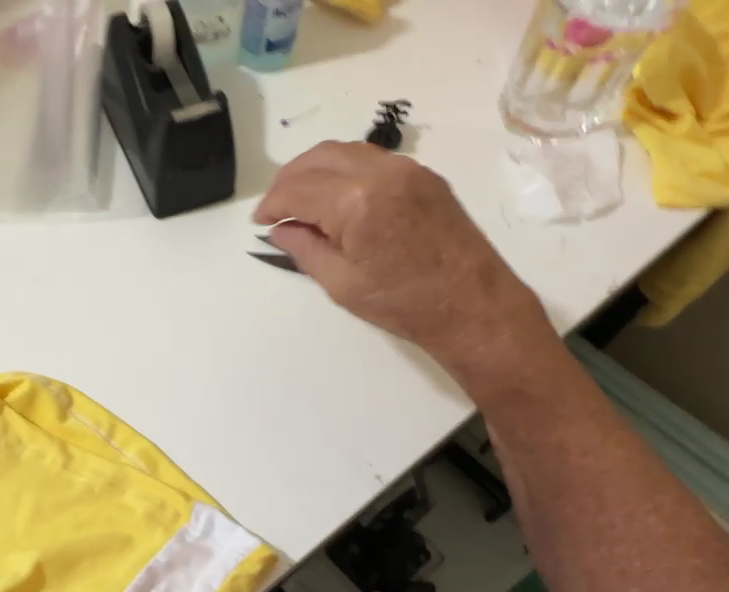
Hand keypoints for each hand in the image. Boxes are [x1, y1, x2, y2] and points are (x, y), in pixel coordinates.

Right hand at [253, 142, 546, 355]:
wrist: (469, 302)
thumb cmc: (402, 302)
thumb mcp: (341, 284)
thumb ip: (306, 250)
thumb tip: (281, 231)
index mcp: (356, 202)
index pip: (298, 190)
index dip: (273, 204)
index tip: (259, 222)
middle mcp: (380, 173)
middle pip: (319, 158)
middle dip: (289, 180)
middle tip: (274, 208)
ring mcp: (405, 169)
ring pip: (345, 151)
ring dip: (315, 170)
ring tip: (300, 201)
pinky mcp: (422, 175)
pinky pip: (371, 159)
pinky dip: (343, 170)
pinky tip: (335, 197)